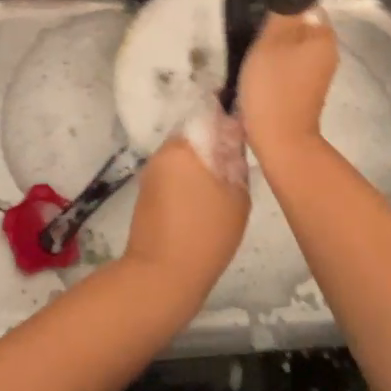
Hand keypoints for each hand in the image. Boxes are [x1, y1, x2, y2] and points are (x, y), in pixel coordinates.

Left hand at [123, 113, 248, 299]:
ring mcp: (152, 171)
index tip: (244, 133)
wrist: (161, 276)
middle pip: (195, 134)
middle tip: (236, 166)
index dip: (229, 120)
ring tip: (221, 187)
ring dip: (201, 163)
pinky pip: (173, 173)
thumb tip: (234, 140)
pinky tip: (202, 202)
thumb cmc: (206, 235)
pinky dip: (187, 180)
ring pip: (183, 155)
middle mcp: (164, 150)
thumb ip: (237, 162)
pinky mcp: (146, 191)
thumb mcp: (238, 197)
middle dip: (214, 144)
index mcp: (186, 145)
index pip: (210, 114)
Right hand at [237, 11, 339, 155]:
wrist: (280, 141)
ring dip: (273, 46)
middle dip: (276, 27)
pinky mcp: (306, 89)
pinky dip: (276, 64)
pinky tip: (259, 71)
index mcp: (323, 36)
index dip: (282, 5)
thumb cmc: (274, 87)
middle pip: (299, 26)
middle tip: (252, 31)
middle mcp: (327, 51)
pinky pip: (290, 65)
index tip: (262, 12)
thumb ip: (282, 14)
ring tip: (252, 50)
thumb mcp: (270, 42)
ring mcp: (318, 72)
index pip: (305, 5)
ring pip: (293, 46)